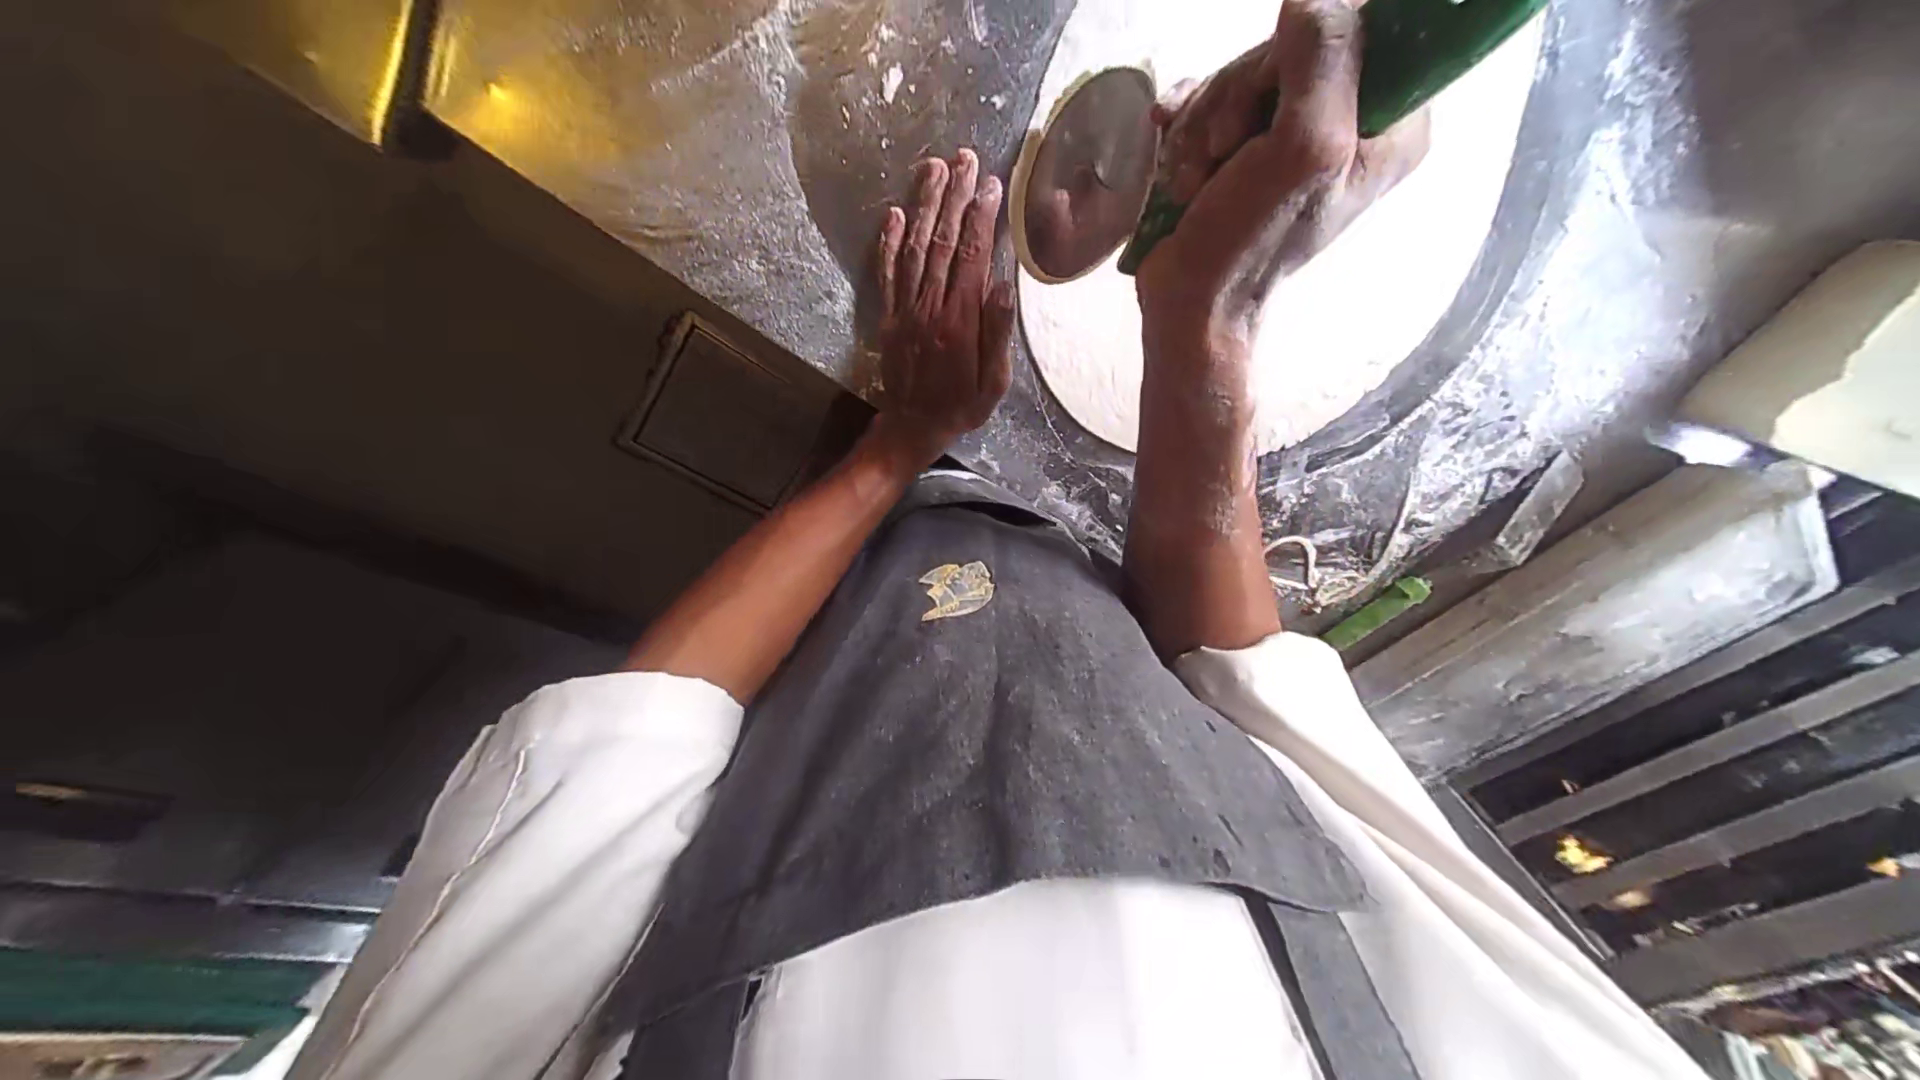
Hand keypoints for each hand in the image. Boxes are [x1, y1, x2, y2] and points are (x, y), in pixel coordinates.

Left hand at [870, 148, 1016, 471]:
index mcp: (960, 320)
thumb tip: (1004, 284)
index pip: (972, 256)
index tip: (991, 183)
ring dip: (923, 205)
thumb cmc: (962, 405)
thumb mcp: (994, 380)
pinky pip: (886, 273)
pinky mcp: (888, 317)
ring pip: (913, 248)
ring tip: (934, 168)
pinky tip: (893, 212)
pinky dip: (887, 242)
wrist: (914, 426)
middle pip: (942, 241)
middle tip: (964, 158)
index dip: (981, 216)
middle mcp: (930, 307)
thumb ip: (996, 331)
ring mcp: (905, 310)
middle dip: (955, 196)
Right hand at [1135, 0, 1429, 346]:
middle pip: (1293, 47)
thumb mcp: (1301, 149)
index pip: (1366, 25)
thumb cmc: (1249, 240)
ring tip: (1195, 177)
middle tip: (1224, 150)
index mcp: (1391, 123)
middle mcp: (1345, 122)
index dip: (1308, 47)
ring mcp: (1287, 136)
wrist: (1190, 300)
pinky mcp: (1240, 149)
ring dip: (1205, 121)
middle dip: (1240, 96)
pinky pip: (1212, 101)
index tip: (1270, 99)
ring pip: (1243, 75)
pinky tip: (1174, 150)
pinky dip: (1186, 126)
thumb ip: (1322, 55)